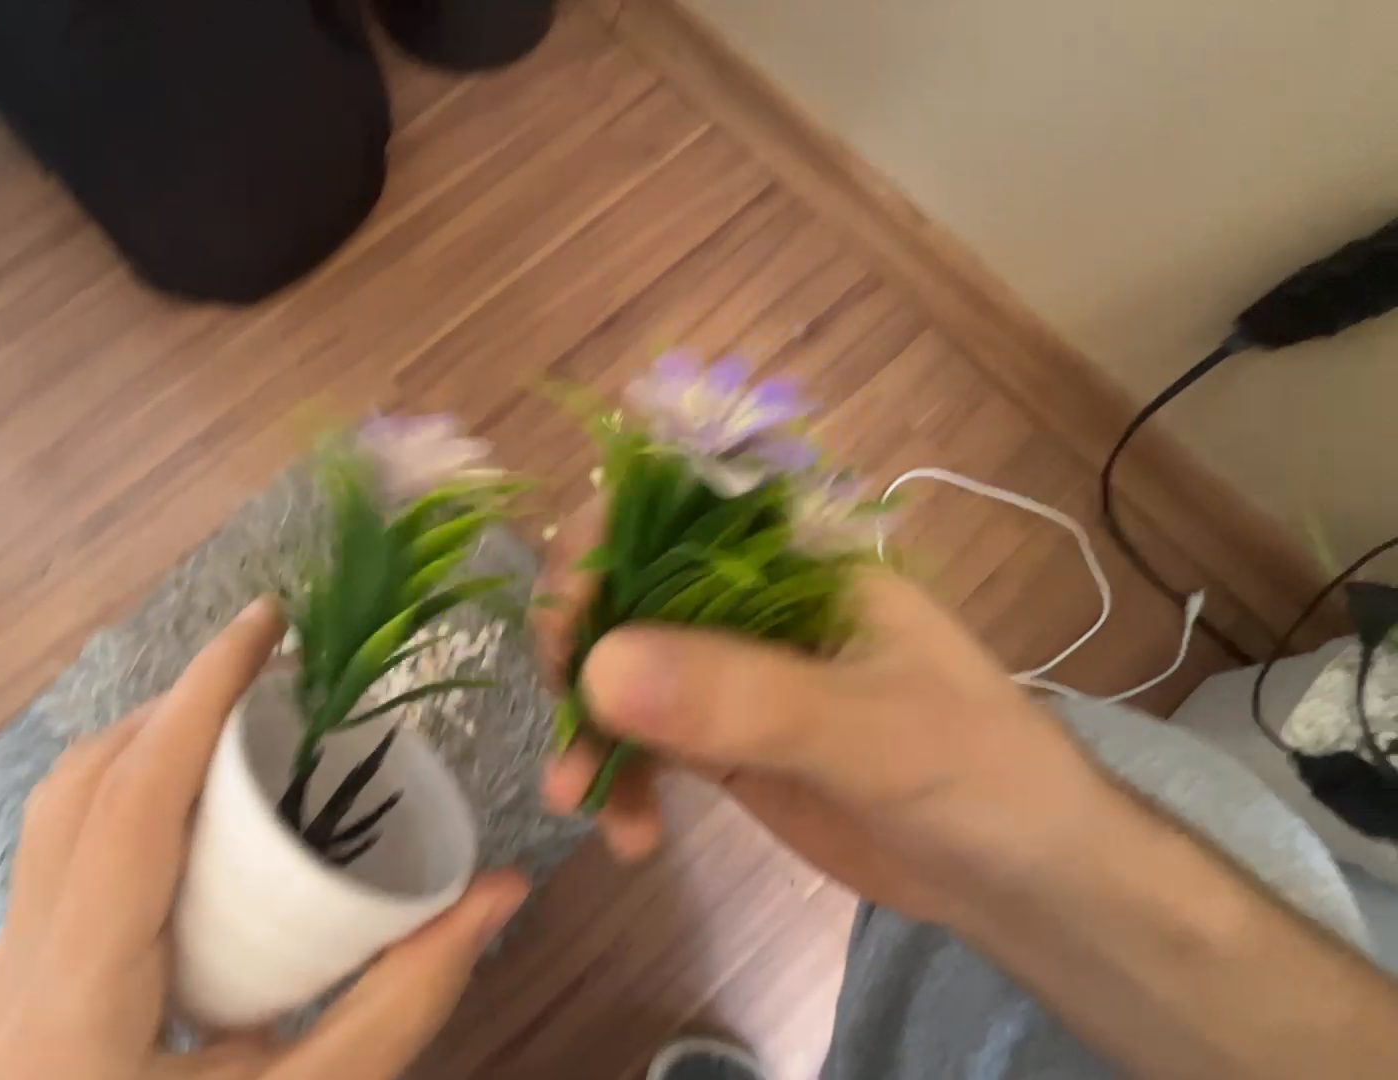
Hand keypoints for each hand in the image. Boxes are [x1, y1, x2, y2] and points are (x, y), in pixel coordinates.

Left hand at [0, 596, 529, 1079]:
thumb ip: (404, 997)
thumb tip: (502, 888)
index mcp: (78, 1000)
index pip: (131, 801)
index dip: (200, 695)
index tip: (266, 621)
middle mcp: (21, 968)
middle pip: (86, 784)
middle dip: (180, 704)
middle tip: (272, 674)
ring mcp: (9, 971)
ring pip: (63, 805)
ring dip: (149, 738)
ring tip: (238, 718)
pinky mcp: (26, 974)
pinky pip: (65, 839)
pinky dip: (129, 782)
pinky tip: (195, 793)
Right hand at [532, 498, 1107, 923]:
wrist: (1023, 882)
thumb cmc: (981, 776)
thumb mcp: (870, 732)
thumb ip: (740, 696)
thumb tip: (598, 669)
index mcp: (786, 554)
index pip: (663, 509)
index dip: (597, 549)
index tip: (566, 628)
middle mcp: (739, 596)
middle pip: (618, 589)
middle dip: (576, 651)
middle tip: (567, 718)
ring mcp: (719, 666)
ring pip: (615, 669)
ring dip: (585, 729)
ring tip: (575, 797)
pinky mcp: (709, 731)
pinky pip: (634, 736)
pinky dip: (615, 777)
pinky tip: (628, 834)